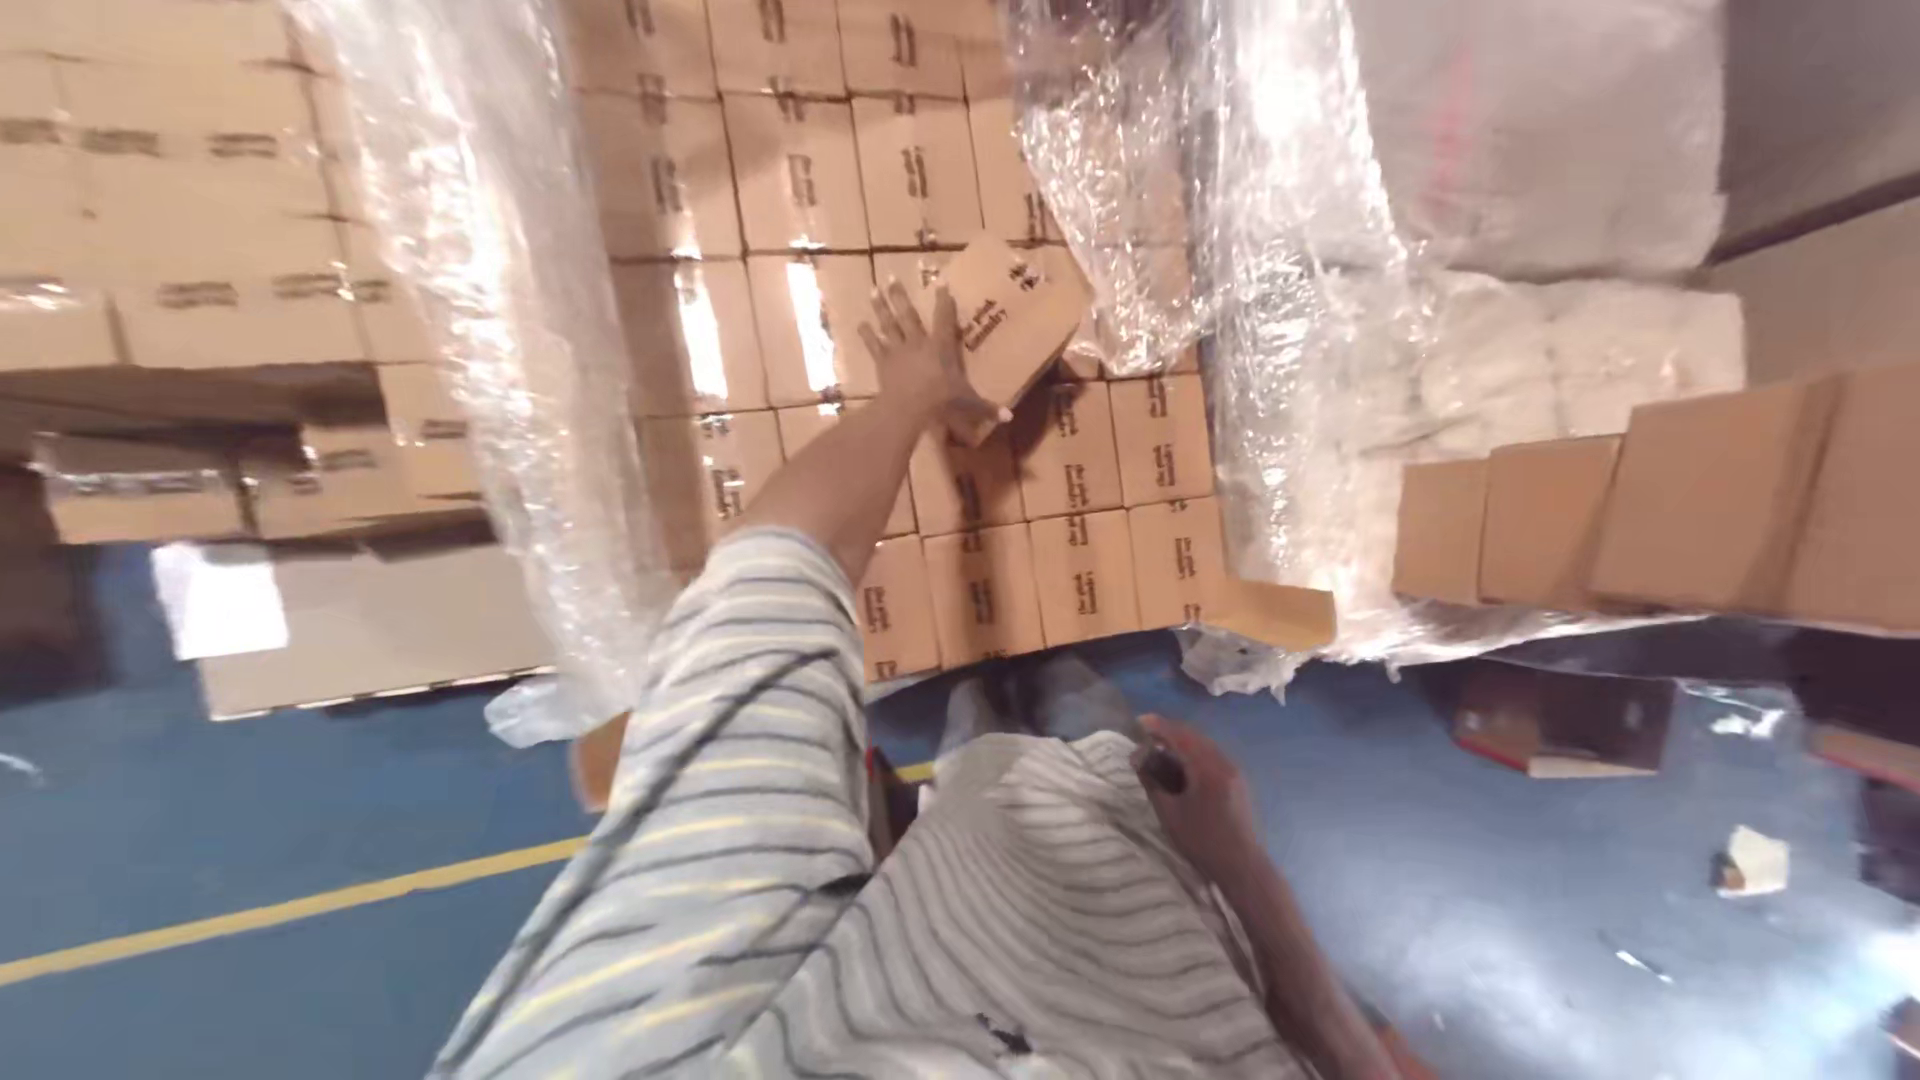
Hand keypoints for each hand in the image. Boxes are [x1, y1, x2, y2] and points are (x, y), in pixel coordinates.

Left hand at [859, 280, 1006, 441]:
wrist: (909, 407)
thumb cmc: (941, 400)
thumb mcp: (967, 403)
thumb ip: (986, 408)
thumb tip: (1009, 417)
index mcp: (941, 346)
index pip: (944, 318)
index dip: (943, 300)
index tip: (940, 282)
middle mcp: (919, 342)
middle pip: (908, 314)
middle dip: (900, 295)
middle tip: (891, 277)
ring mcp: (898, 350)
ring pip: (889, 324)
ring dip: (881, 307)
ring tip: (873, 290)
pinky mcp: (883, 362)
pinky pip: (874, 345)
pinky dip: (867, 335)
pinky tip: (860, 323)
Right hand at [1131, 714, 1260, 881]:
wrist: (1243, 867)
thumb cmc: (1202, 842)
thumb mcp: (1169, 813)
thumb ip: (1151, 781)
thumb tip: (1137, 757)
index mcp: (1207, 769)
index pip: (1179, 736)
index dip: (1158, 726)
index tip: (1139, 722)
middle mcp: (1223, 763)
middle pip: (1193, 735)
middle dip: (1169, 730)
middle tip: (1147, 732)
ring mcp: (1234, 770)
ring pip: (1204, 743)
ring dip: (1182, 739)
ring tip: (1162, 744)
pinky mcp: (1237, 779)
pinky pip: (1212, 753)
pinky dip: (1194, 749)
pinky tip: (1182, 760)